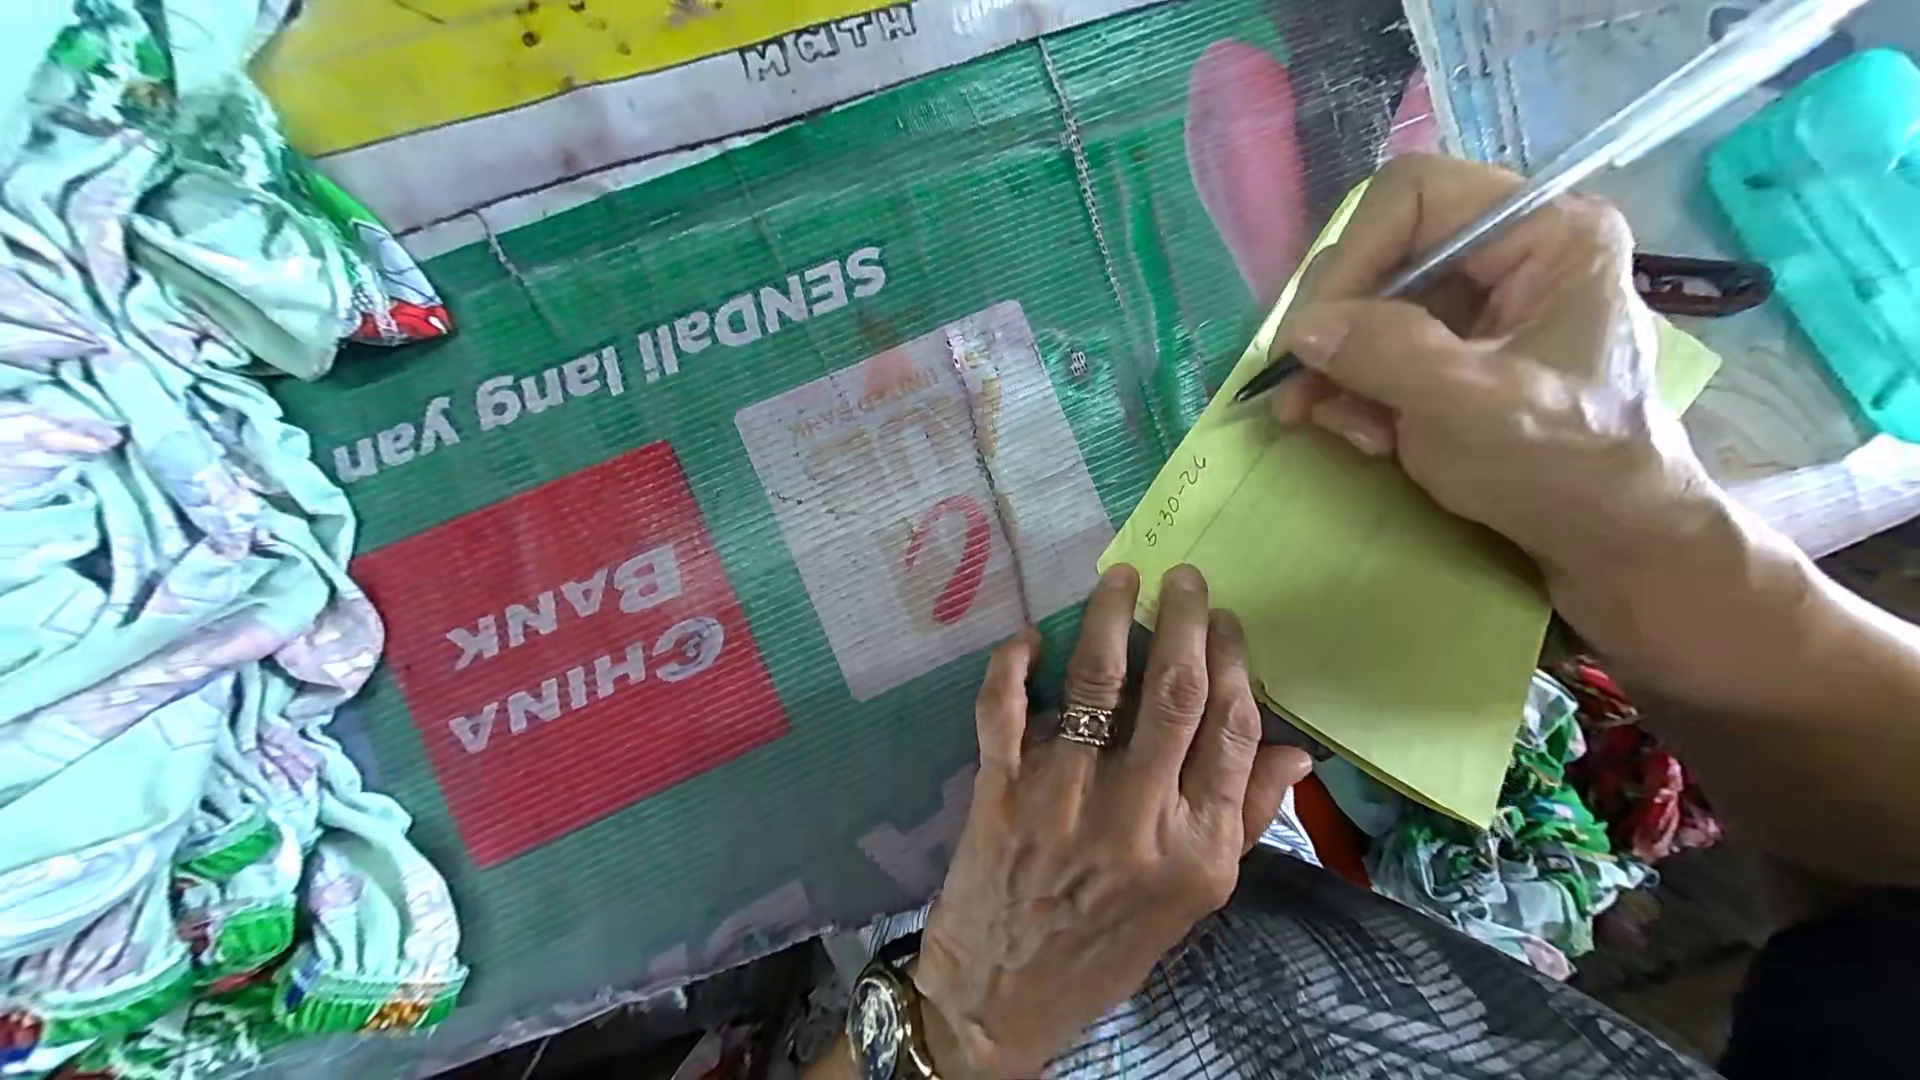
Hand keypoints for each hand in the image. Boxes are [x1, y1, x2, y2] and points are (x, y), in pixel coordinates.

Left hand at [911, 564, 1312, 1077]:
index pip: (1230, 728)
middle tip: (1182, 577)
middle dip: (1181, 620)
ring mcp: (1061, 797)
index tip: (1223, 619)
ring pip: (1093, 684)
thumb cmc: (1109, 945)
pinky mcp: (998, 789)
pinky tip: (1028, 637)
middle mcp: (1135, 815)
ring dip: (1107, 619)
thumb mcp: (1194, 902)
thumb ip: (1244, 821)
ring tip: (1119, 579)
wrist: (1009, 995)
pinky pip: (1001, 707)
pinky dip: (1011, 664)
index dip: (1231, 661)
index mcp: (1196, 847)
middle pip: (1171, 692)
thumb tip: (1296, 751)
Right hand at [1266, 154, 1723, 640]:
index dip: (1352, 257)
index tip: (1315, 333)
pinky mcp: (1426, 350)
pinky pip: (1351, 354)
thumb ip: (1390, 356)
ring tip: (1339, 429)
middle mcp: (1491, 255)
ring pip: (1347, 313)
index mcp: (1538, 234)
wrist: (1591, 528)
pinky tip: (1365, 437)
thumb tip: (1298, 330)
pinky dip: (1340, 398)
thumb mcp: (1476, 406)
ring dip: (1328, 375)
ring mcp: (1454, 306)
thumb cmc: (1563, 460)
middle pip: (1368, 258)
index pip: (1411, 199)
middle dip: (1330, 332)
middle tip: (1302, 392)